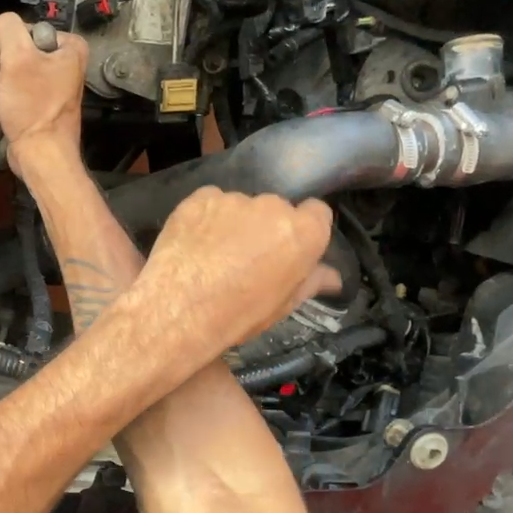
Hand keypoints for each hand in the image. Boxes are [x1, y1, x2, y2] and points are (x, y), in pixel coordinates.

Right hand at [0, 13, 89, 171]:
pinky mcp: (33, 107)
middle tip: (7, 89)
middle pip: (12, 55)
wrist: (40, 155)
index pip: (23, 31)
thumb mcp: (18, 57)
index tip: (11, 66)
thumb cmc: (34, 108)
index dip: (9, 48)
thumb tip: (1, 28)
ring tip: (7, 107)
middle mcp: (60, 65)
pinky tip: (5, 119)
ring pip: (4, 78)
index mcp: (67, 47)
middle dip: (1, 75)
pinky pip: (6, 98)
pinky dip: (0, 109)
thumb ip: (8, 28)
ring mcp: (46, 88)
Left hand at [126, 187, 339, 360]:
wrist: (179, 308)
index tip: (287, 248)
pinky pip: (209, 203)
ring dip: (233, 223)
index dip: (302, 230)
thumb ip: (310, 281)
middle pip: (276, 209)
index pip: (317, 213)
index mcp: (304, 232)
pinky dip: (205, 218)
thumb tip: (332, 276)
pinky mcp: (199, 199)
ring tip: (214, 254)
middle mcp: (273, 207)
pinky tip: (194, 243)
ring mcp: (234, 199)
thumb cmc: (238, 314)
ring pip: (240, 206)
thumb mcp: (281, 304)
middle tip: (247, 257)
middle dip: (265, 228)